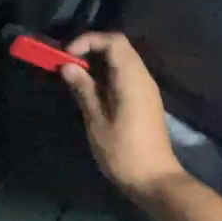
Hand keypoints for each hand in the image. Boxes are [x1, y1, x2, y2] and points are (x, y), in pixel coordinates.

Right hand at [59, 32, 186, 198]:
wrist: (154, 179)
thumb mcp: (97, 121)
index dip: (88, 41)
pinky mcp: (145, 101)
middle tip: (67, 66)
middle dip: (91, 50)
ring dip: (98, 63)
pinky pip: (126, 76)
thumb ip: (83, 90)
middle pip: (119, 47)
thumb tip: (68, 66)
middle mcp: (143, 77)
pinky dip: (107, 76)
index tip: (66, 57)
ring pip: (123, 61)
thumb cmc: (123, 153)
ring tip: (75, 78)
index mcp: (132, 79)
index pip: (114, 41)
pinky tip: (91, 91)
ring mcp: (147, 89)